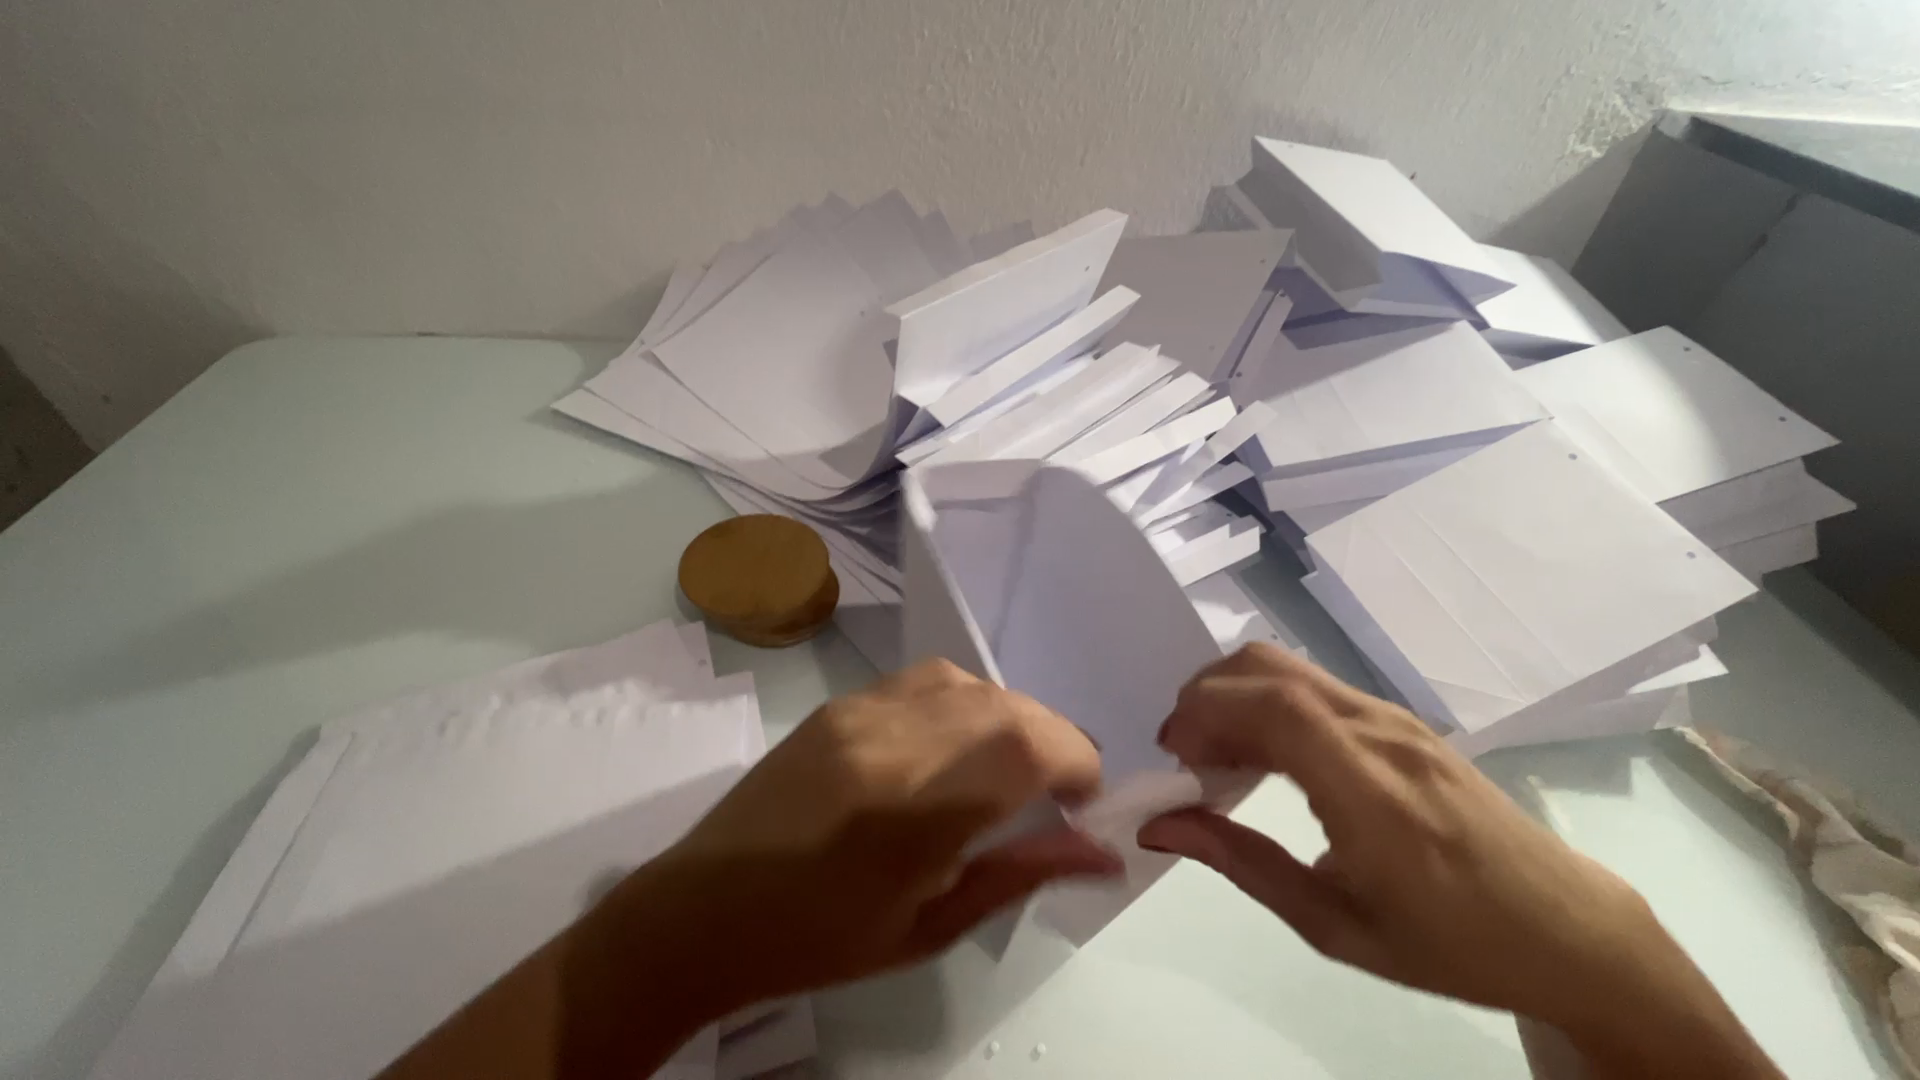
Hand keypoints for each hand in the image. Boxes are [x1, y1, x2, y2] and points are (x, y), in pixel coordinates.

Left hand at [383, 660, 1118, 1079]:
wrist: (702, 909)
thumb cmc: (819, 940)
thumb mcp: (930, 926)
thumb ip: (1019, 874)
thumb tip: (1102, 853)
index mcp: (913, 811)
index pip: (1027, 746)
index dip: (1075, 761)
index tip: (1082, 802)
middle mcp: (891, 741)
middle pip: (1006, 707)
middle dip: (1051, 740)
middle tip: (1054, 791)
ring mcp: (860, 712)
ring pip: (968, 684)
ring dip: (1008, 717)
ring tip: (1006, 767)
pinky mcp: (840, 703)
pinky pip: (925, 680)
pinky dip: (963, 703)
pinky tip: (953, 745)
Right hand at [1140, 644, 1781, 1079]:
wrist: (1565, 927)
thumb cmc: (1449, 943)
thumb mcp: (1333, 924)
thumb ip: (1241, 863)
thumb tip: (1159, 826)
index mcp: (1371, 793)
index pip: (1275, 709)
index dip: (1207, 714)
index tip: (1175, 757)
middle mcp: (1381, 733)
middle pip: (1269, 668)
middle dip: (1204, 697)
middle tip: (1185, 755)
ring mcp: (1395, 718)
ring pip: (1287, 666)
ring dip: (1232, 694)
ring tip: (1219, 755)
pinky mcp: (1400, 718)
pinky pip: (1312, 684)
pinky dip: (1264, 700)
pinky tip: (1263, 752)